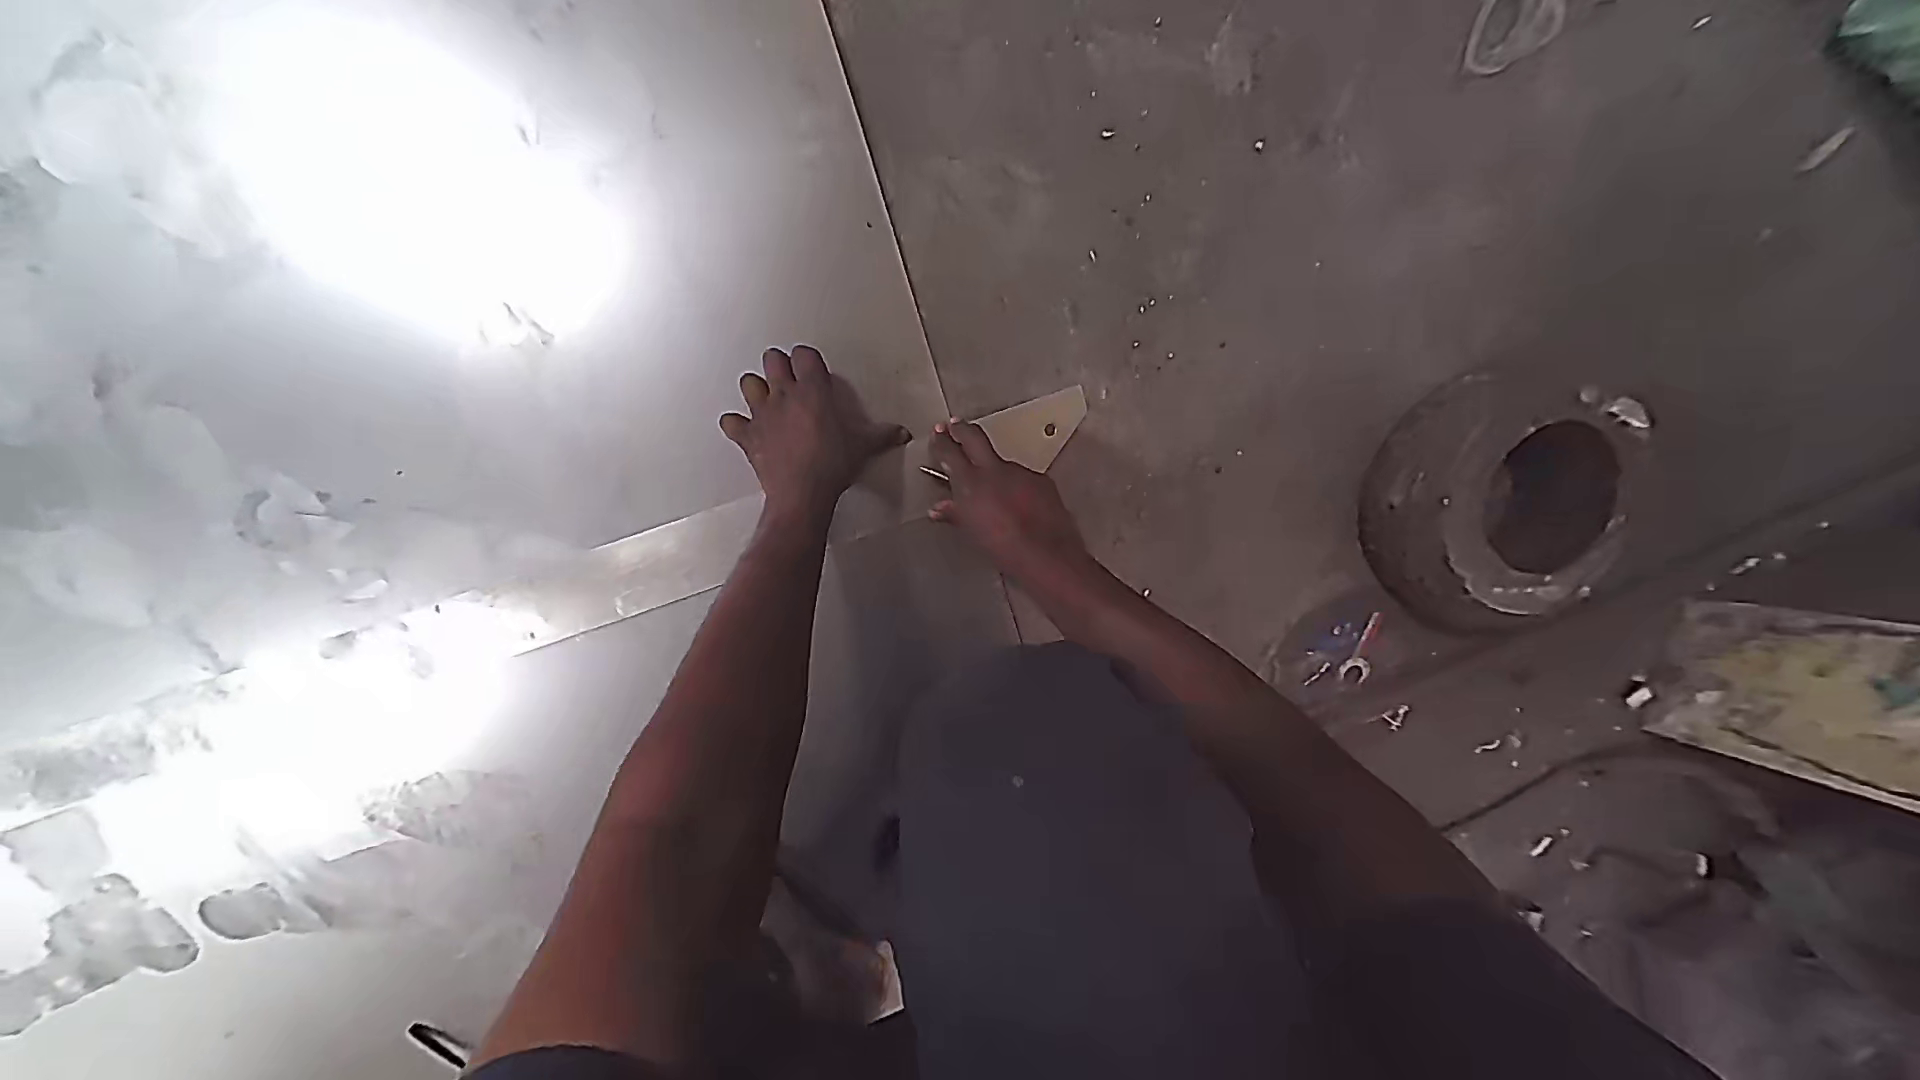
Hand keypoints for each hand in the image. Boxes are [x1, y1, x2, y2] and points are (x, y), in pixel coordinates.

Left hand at [721, 346, 909, 523]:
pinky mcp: (748, 436)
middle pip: (772, 359)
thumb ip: (882, 435)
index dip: (808, 360)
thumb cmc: (833, 465)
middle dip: (780, 366)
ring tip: (768, 401)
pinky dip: (736, 424)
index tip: (814, 370)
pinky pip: (731, 422)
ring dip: (756, 389)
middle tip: (791, 380)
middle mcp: (784, 395)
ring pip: (748, 383)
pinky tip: (746, 429)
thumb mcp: (864, 447)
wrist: (803, 493)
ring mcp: (762, 414)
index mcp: (813, 390)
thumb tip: (902, 433)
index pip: (804, 355)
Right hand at [927, 419, 1092, 584]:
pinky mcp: (1041, 480)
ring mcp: (1020, 472)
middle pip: (974, 437)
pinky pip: (1023, 477)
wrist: (1044, 553)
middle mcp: (994, 470)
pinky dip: (1017, 485)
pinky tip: (1018, 500)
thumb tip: (939, 509)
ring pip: (1001, 462)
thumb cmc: (1002, 548)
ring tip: (991, 484)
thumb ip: (954, 514)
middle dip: (961, 429)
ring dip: (994, 468)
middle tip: (953, 425)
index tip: (938, 433)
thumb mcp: (971, 531)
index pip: (949, 452)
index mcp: (970, 482)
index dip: (941, 441)